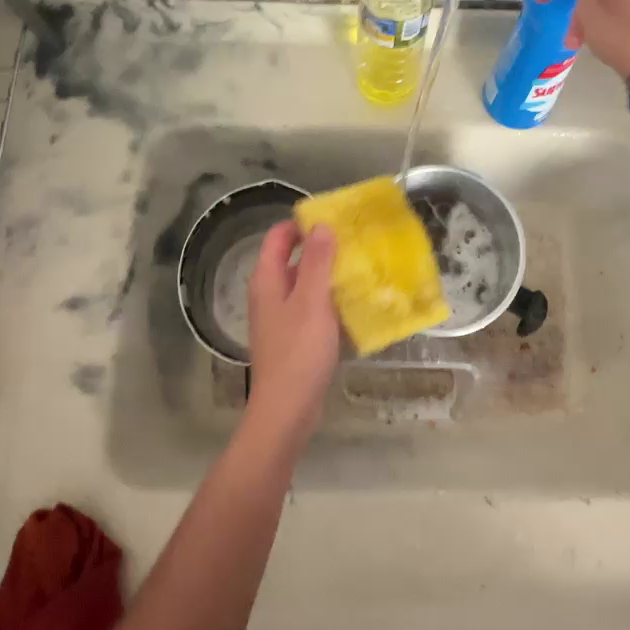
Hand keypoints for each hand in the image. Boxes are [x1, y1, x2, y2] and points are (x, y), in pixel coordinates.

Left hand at [246, 221, 340, 427]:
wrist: (287, 410)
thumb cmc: (298, 352)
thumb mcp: (312, 301)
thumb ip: (318, 262)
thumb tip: (322, 226)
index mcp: (267, 279)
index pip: (279, 237)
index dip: (303, 224)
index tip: (336, 219)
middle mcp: (270, 294)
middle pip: (293, 259)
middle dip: (322, 248)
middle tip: (357, 242)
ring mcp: (281, 318)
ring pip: (305, 285)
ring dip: (329, 276)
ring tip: (362, 268)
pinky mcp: (294, 338)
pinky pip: (312, 309)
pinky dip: (330, 302)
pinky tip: (355, 305)